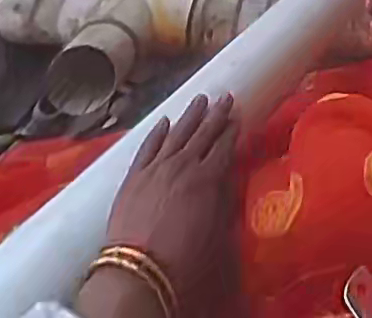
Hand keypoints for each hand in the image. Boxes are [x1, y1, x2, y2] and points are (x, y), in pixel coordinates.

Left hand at [92, 95, 238, 308]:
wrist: (136, 272)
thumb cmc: (182, 260)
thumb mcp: (215, 231)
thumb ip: (223, 200)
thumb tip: (227, 178)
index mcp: (206, 178)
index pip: (223, 146)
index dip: (231, 131)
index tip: (237, 117)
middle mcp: (182, 165)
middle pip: (203, 133)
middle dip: (216, 114)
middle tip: (225, 97)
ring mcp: (156, 167)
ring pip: (176, 132)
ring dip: (190, 115)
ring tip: (200, 99)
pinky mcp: (134, 176)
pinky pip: (148, 146)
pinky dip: (157, 132)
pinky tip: (164, 121)